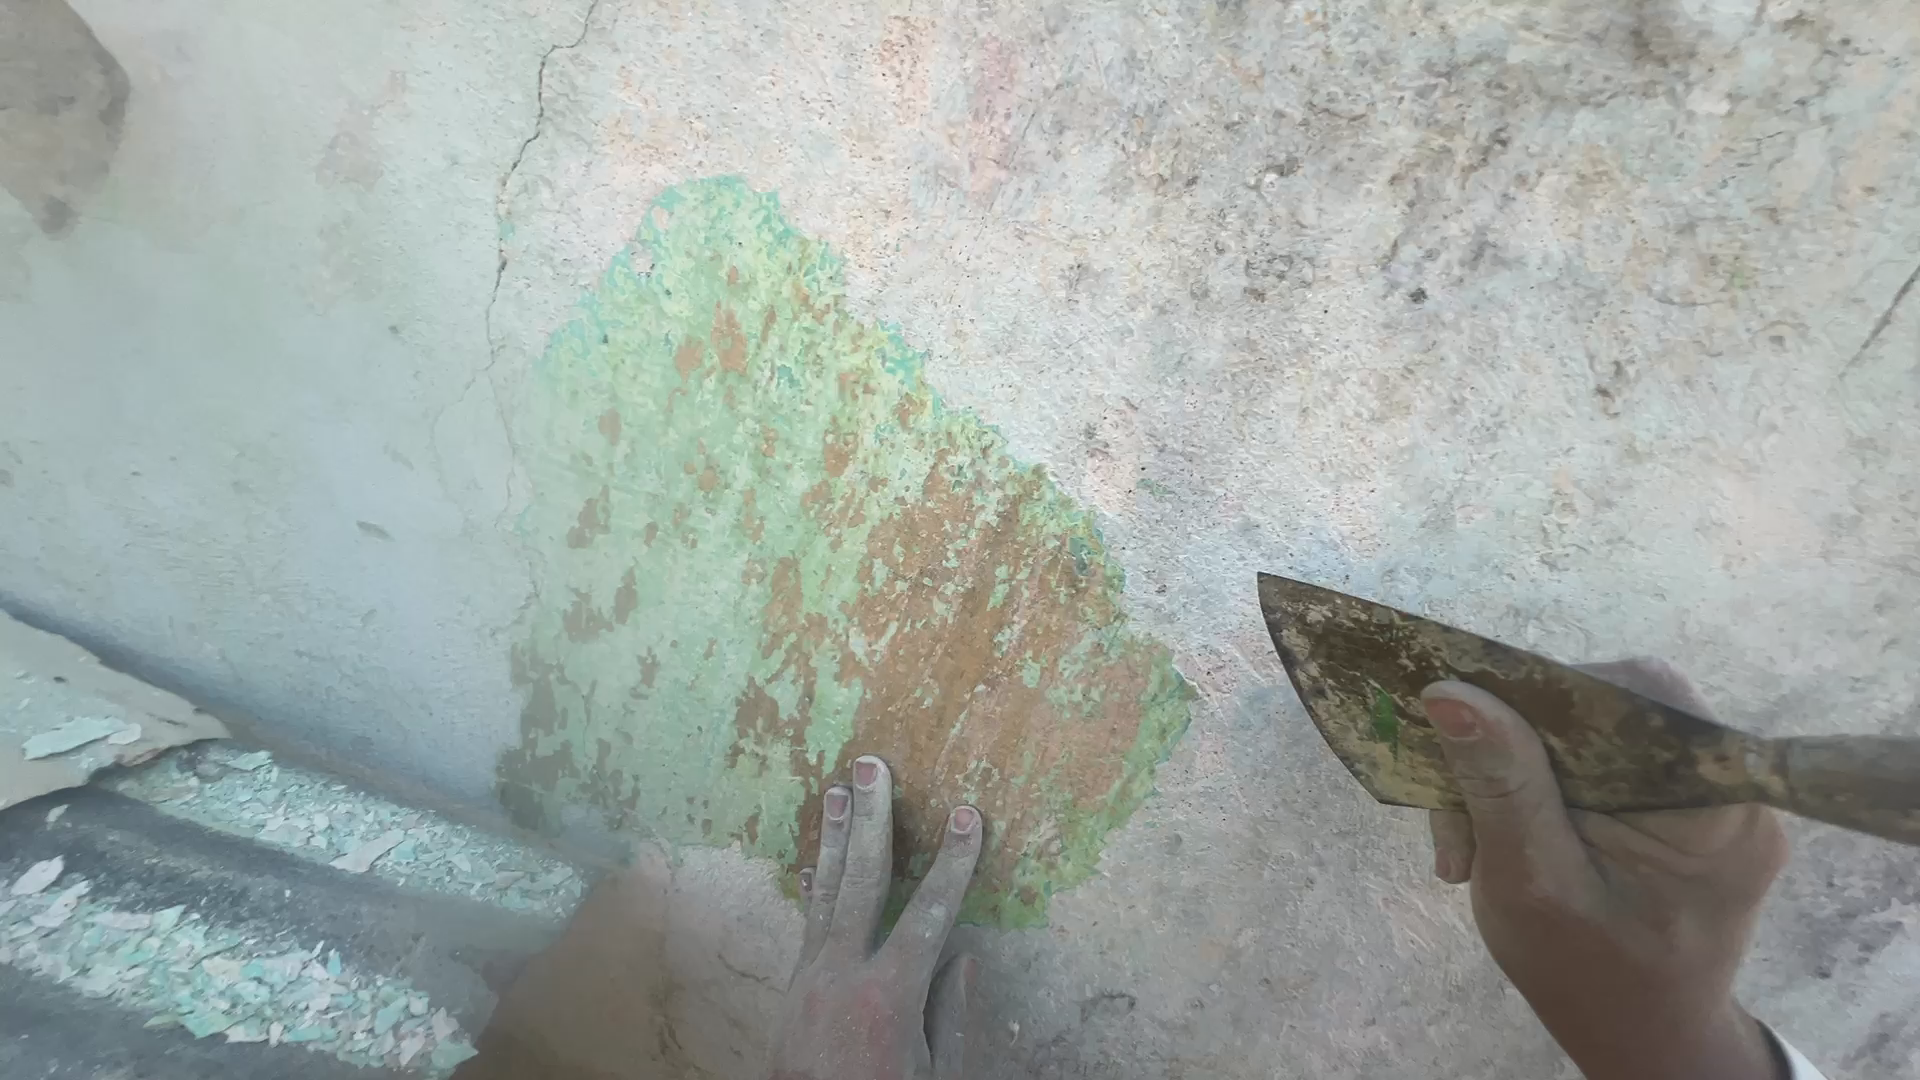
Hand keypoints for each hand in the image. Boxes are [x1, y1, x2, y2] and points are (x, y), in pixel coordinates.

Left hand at [768, 755, 983, 1079]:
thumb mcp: (937, 1079)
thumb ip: (951, 1017)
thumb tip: (961, 957)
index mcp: (887, 996)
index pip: (930, 912)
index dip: (953, 862)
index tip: (967, 815)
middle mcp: (842, 973)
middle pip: (863, 878)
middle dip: (873, 818)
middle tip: (870, 766)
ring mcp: (811, 977)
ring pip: (828, 891)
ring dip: (836, 837)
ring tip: (837, 790)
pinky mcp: (794, 988)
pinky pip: (808, 924)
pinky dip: (814, 888)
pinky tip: (813, 862)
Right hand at [1422, 659, 1789, 1079]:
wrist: (1627, 1033)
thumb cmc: (1586, 972)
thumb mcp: (1528, 879)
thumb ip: (1500, 782)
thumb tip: (1449, 692)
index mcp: (1712, 807)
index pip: (1639, 692)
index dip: (1550, 691)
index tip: (1476, 725)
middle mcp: (1711, 786)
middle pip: (1590, 708)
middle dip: (1503, 744)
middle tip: (1456, 802)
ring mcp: (1680, 794)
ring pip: (1565, 733)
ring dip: (1495, 769)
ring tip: (1463, 836)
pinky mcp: (1647, 803)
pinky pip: (1565, 760)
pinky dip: (1509, 784)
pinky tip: (1482, 832)